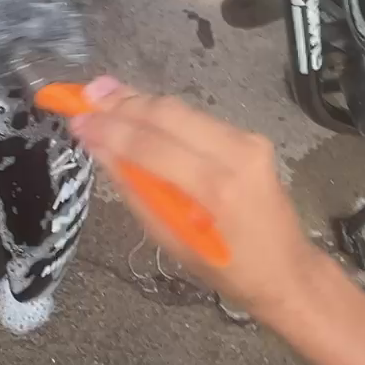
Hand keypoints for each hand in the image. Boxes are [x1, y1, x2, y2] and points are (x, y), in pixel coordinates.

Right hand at [66, 77, 341, 321]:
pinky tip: (134, 108)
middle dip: (121, 102)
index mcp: (216, 188)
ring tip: (99, 94)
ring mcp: (247, 139)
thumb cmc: (228, 269)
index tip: (76, 120)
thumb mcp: (173, 242)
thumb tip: (101, 151)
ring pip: (180, 108)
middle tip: (83, 95)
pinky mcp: (249, 136)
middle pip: (166, 113)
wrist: (289, 270)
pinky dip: (160, 113)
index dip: (108, 129)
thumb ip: (137, 190)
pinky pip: (195, 117)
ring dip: (137, 101)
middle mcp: (235, 153)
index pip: (150, 146)